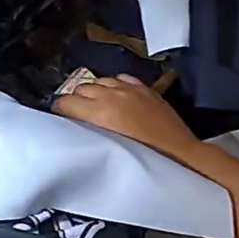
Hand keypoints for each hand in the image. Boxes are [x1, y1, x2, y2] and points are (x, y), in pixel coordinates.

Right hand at [54, 73, 202, 162]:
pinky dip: (115, 85)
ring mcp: (130, 89)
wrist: (179, 155)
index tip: (59, 118)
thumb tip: (74, 125)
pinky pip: (121, 78)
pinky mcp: (145, 88)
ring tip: (96, 104)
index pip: (66, 102)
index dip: (59, 110)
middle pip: (81, 88)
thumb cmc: (143, 159)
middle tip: (76, 114)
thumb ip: (87, 132)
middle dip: (75, 99)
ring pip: (100, 80)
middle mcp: (111, 94)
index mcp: (99, 111)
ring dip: (94, 91)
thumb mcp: (107, 147)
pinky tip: (117, 95)